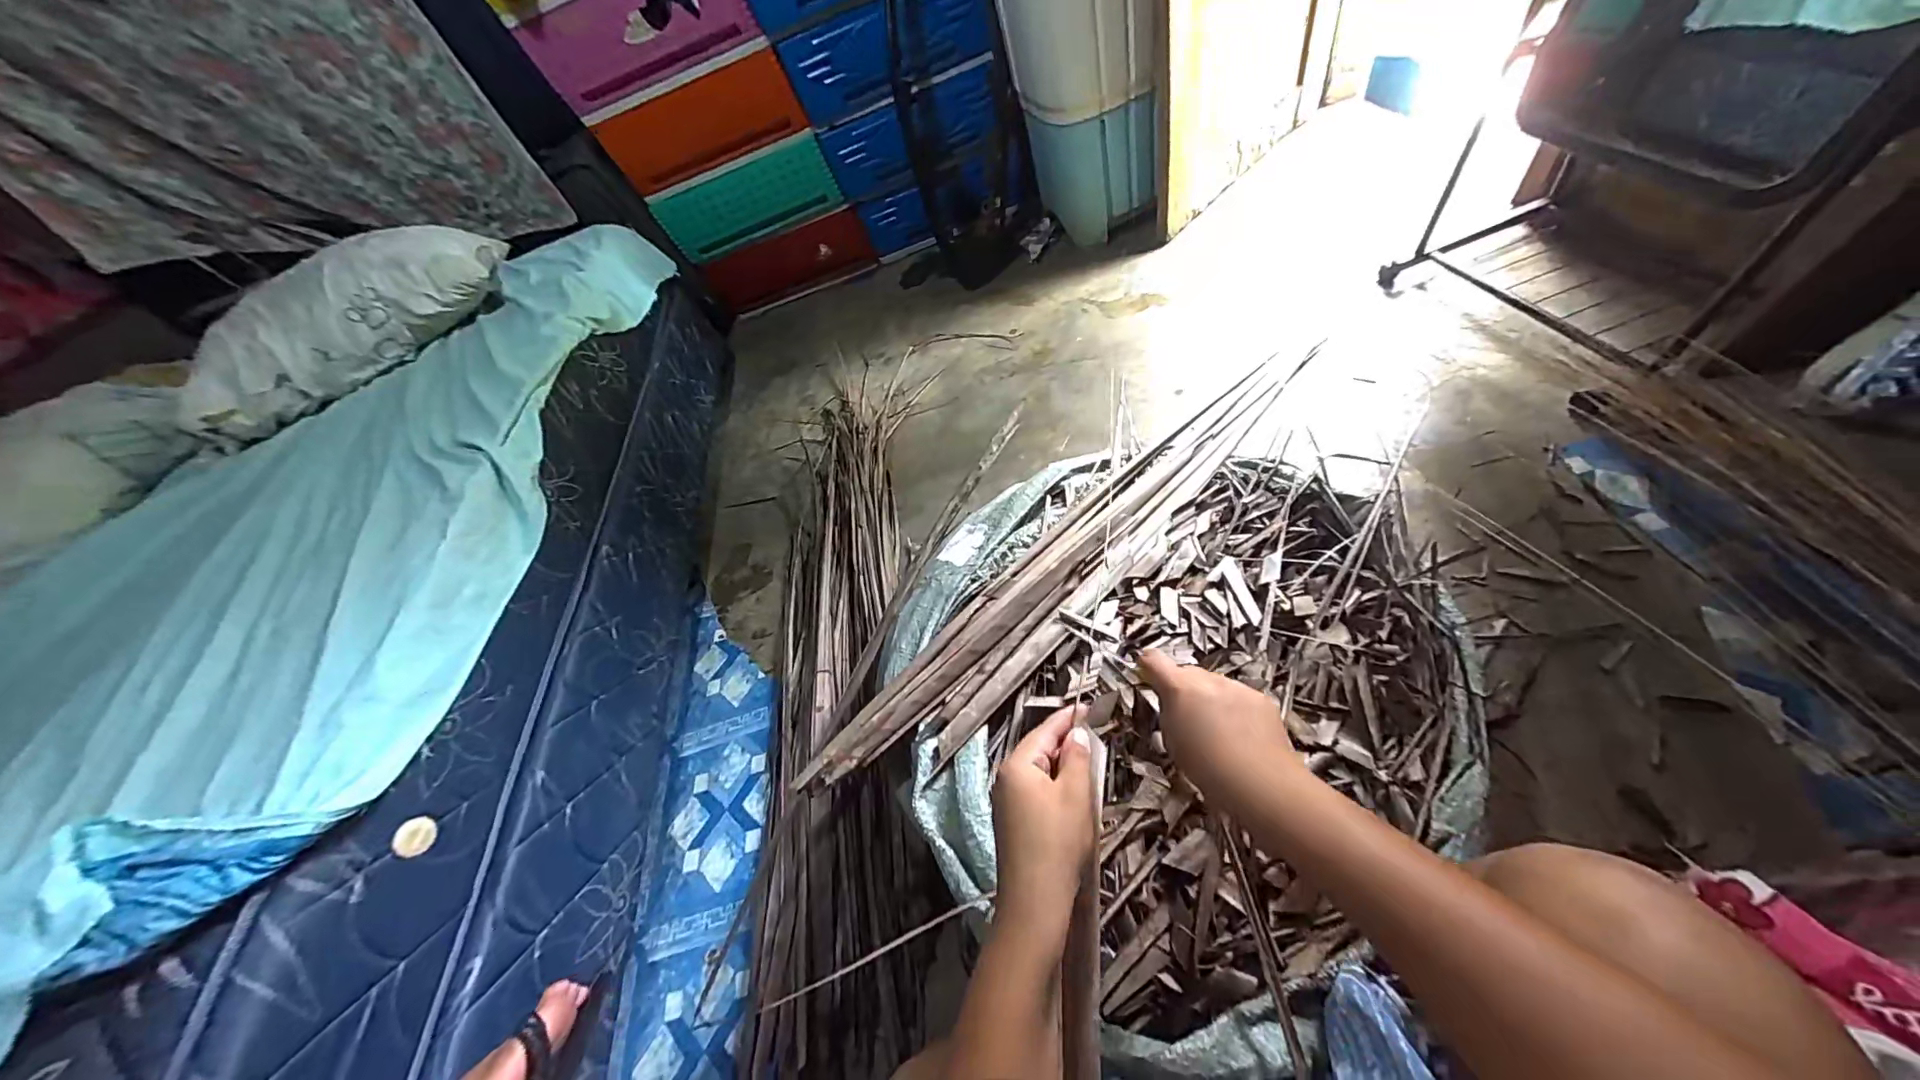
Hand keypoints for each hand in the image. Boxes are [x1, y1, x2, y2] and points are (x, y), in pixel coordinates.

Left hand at [990, 703, 1096, 941]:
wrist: (1035, 902)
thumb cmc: (1057, 843)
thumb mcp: (1076, 795)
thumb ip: (1079, 759)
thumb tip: (1077, 735)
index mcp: (1017, 765)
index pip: (1045, 730)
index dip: (1068, 718)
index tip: (1086, 706)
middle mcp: (1005, 778)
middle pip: (1039, 749)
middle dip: (1066, 742)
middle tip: (1094, 734)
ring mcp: (1006, 801)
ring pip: (1039, 771)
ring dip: (1063, 766)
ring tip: (1090, 762)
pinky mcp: (1012, 822)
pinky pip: (1036, 791)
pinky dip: (1056, 786)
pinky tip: (1074, 794)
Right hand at [1137, 648, 1307, 819]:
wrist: (1260, 783)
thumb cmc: (1209, 769)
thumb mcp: (1172, 740)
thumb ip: (1167, 712)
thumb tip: (1168, 702)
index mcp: (1179, 688)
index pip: (1154, 661)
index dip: (1148, 666)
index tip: (1147, 673)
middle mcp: (1208, 680)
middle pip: (1188, 673)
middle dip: (1184, 689)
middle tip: (1184, 718)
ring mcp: (1237, 687)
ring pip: (1215, 685)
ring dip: (1211, 700)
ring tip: (1215, 733)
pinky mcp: (1260, 698)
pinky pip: (1239, 697)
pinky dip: (1235, 710)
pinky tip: (1239, 736)